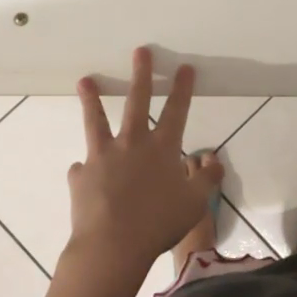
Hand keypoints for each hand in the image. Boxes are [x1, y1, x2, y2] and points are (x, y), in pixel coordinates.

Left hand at [68, 47, 221, 269]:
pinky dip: (86, 169)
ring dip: (92, 99)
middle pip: (137, 102)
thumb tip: (215, 161)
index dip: (182, 88)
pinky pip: (83, 168)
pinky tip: (83, 171)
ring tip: (85, 81)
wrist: (113, 245)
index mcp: (162, 148)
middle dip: (141, 74)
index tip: (184, 68)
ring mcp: (103, 157)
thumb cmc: (159, 223)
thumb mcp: (194, 204)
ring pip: (97, 121)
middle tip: (140, 51)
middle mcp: (132, 144)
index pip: (177, 111)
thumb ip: (206, 180)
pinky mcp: (81, 175)